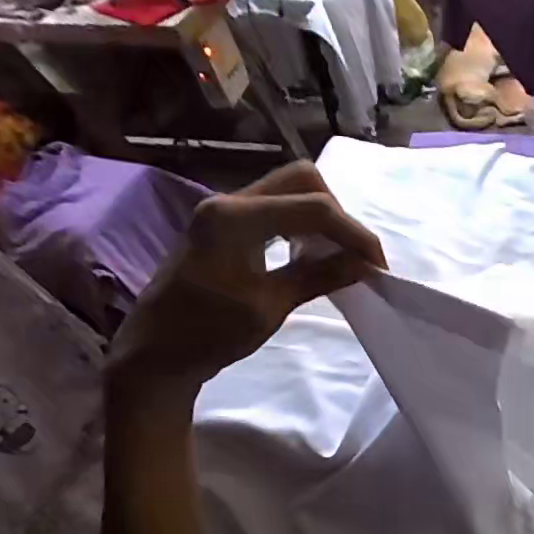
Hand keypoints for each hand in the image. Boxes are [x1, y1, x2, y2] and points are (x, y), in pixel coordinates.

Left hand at [105, 161, 385, 408]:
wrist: (156, 352)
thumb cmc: (208, 335)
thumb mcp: (269, 308)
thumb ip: (317, 278)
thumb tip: (364, 265)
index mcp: (235, 218)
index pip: (313, 208)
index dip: (354, 234)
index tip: (377, 266)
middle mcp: (229, 201)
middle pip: (302, 181)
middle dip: (339, 215)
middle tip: (356, 257)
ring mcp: (225, 210)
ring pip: (289, 190)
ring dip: (322, 218)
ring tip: (340, 258)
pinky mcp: (226, 225)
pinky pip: (275, 209)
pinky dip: (302, 226)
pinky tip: (312, 256)